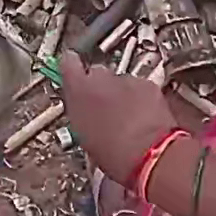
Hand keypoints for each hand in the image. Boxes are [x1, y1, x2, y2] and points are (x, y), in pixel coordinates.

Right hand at [58, 51, 180, 186]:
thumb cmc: (112, 151)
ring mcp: (125, 78)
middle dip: (100, 87)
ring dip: (122, 95)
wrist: (147, 153)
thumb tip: (82, 110)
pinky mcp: (147, 84)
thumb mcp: (83, 135)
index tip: (74, 72)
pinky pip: (140, 88)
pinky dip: (141, 99)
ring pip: (120, 82)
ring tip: (126, 120)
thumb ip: (80, 111)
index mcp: (78, 88)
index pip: (68, 62)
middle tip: (104, 110)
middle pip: (97, 73)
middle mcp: (100, 77)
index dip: (72, 66)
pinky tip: (143, 119)